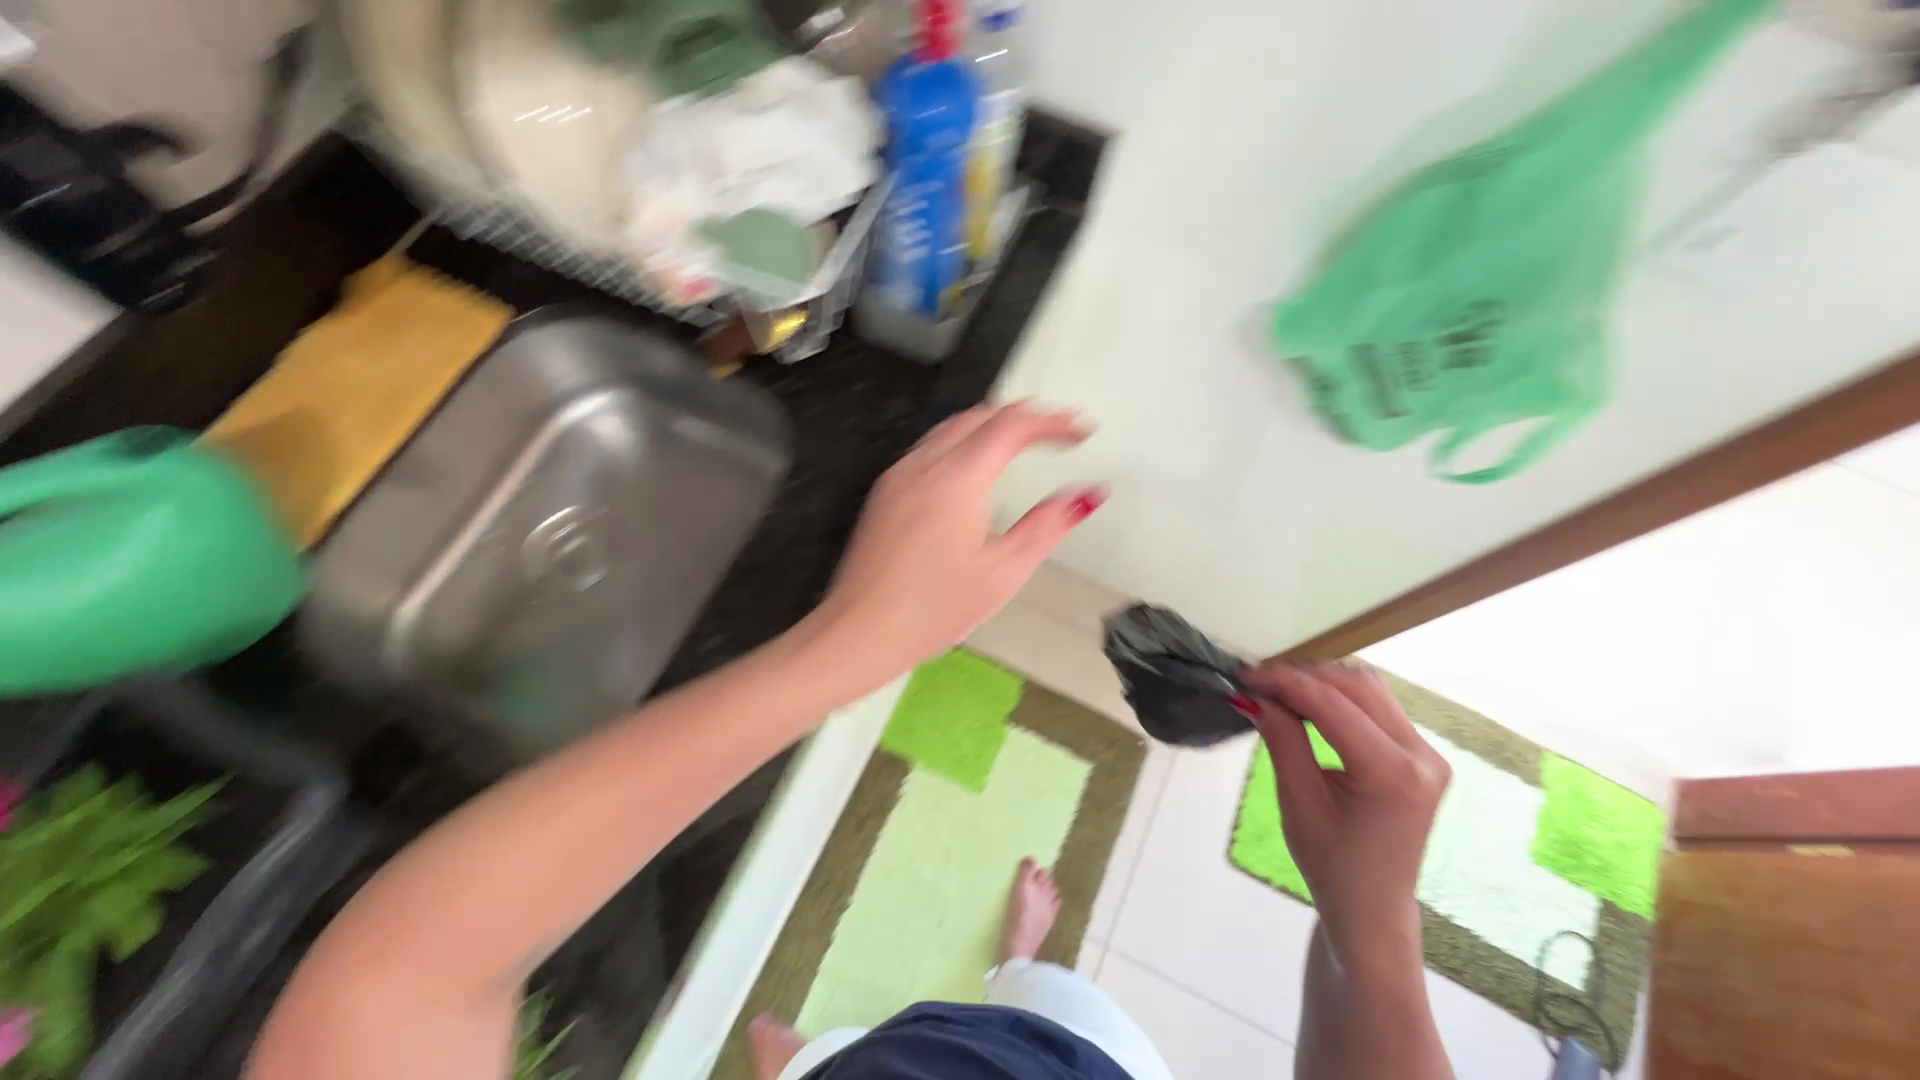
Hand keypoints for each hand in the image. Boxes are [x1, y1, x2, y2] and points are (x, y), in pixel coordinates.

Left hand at [803, 402, 1105, 694]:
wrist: (859, 632)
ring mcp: (898, 475)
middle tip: (1060, 433)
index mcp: (956, 479)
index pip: (1011, 425)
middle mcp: (923, 464)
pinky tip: (977, 468)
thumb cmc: (933, 611)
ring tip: (1026, 442)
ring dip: (992, 425)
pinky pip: (930, 447)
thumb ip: (1049, 525)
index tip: (1081, 431)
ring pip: (951, 426)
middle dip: (1025, 416)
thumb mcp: (1003, 573)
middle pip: (980, 415)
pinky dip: (964, 442)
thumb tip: (1089, 494)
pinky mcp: (885, 491)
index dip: (1052, 421)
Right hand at [1238, 662, 1449, 979]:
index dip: (1284, 682)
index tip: (1243, 676)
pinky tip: (1307, 705)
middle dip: (1303, 676)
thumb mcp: (1298, 800)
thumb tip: (1253, 694)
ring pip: (1370, 690)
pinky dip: (1339, 698)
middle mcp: (1422, 755)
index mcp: (1393, 773)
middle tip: (1257, 682)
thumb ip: (1281, 738)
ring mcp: (1428, 753)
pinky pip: (1378, 707)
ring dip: (1322, 682)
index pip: (1332, 704)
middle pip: (1357, 686)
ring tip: (1278, 691)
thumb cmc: (1330, 865)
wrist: (1372, 908)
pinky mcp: (1422, 755)